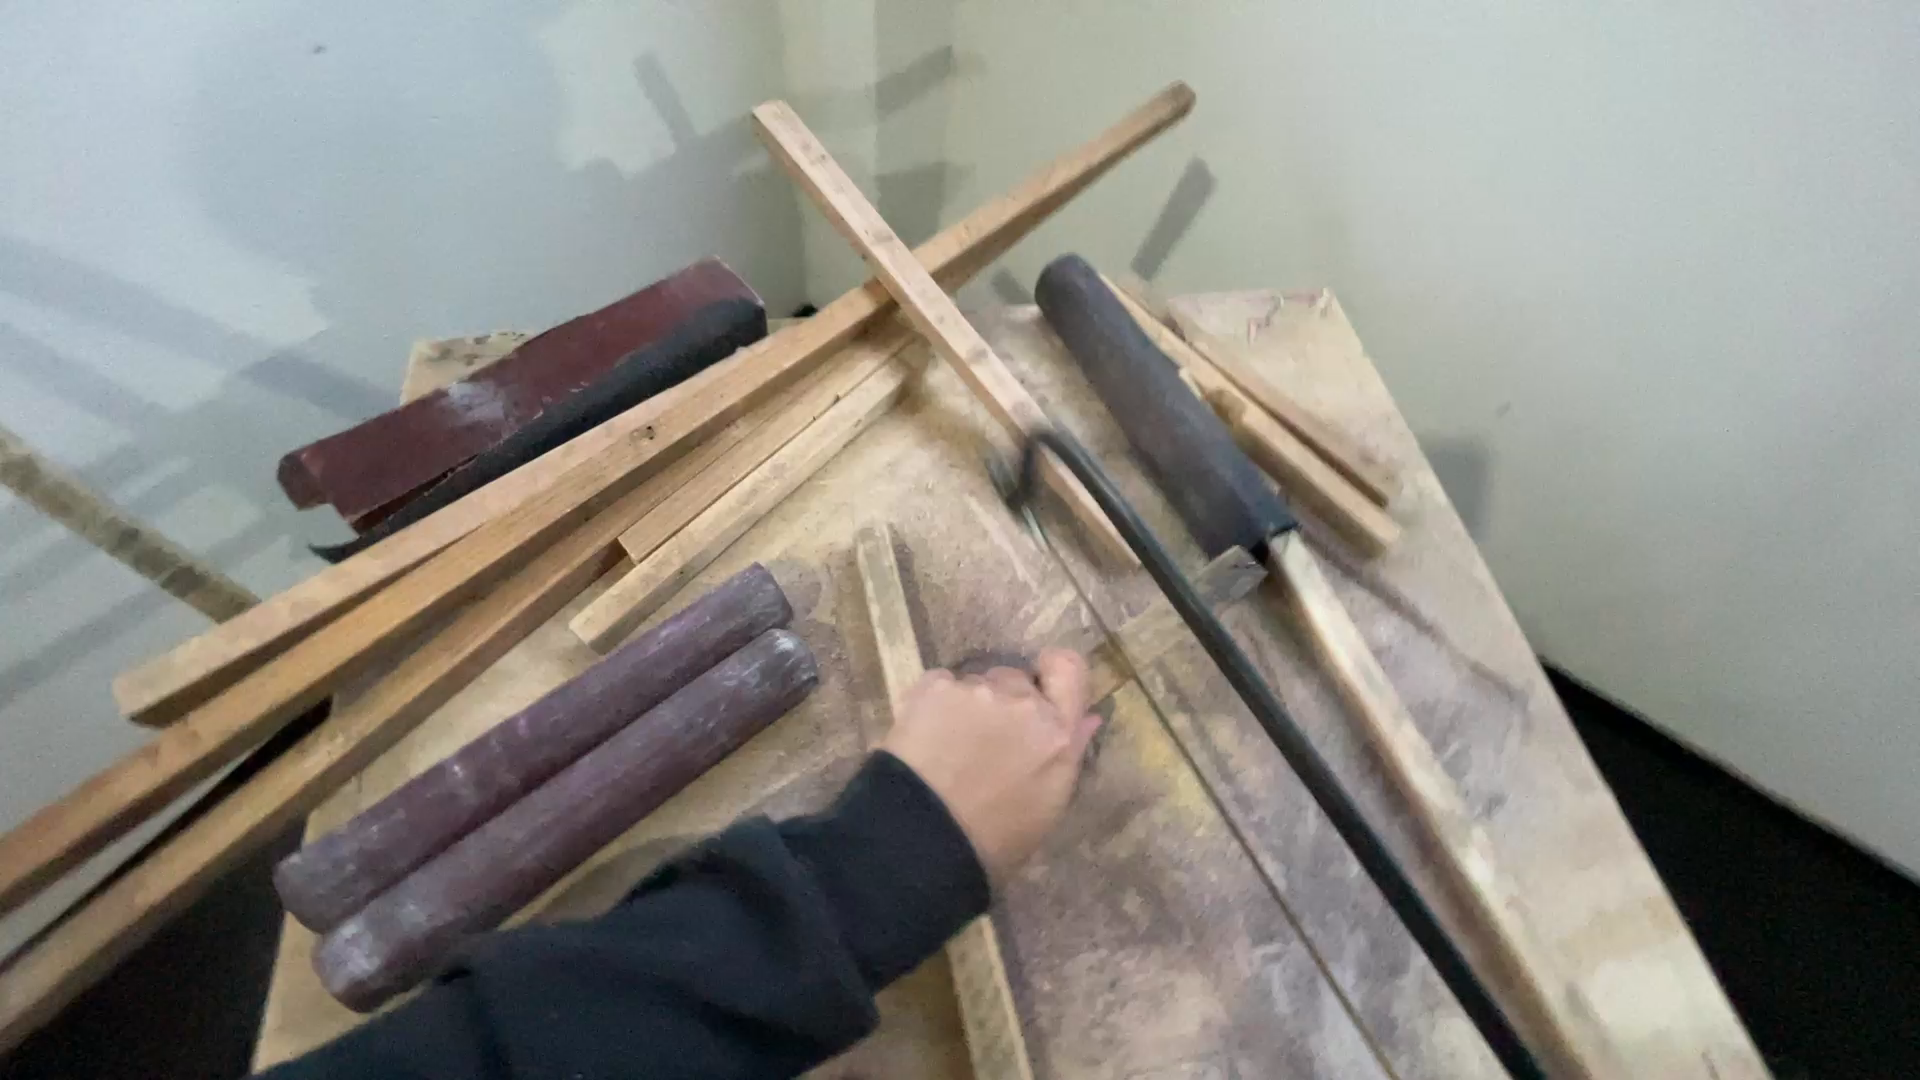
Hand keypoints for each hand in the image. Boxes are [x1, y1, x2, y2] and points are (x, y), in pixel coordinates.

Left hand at [880, 648, 1101, 882]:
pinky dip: (935, 703)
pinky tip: (925, 737)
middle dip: (1004, 701)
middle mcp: (1022, 701)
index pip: (1069, 667)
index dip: (1053, 671)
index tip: (1039, 687)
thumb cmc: (994, 840)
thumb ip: (1068, 753)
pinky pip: (940, 683)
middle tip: (985, 740)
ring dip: (968, 703)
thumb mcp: (1047, 805)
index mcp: (1057, 732)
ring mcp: (977, 690)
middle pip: (1016, 679)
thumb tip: (1088, 718)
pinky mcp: (935, 687)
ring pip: (976, 682)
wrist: (924, 841)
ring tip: (949, 745)